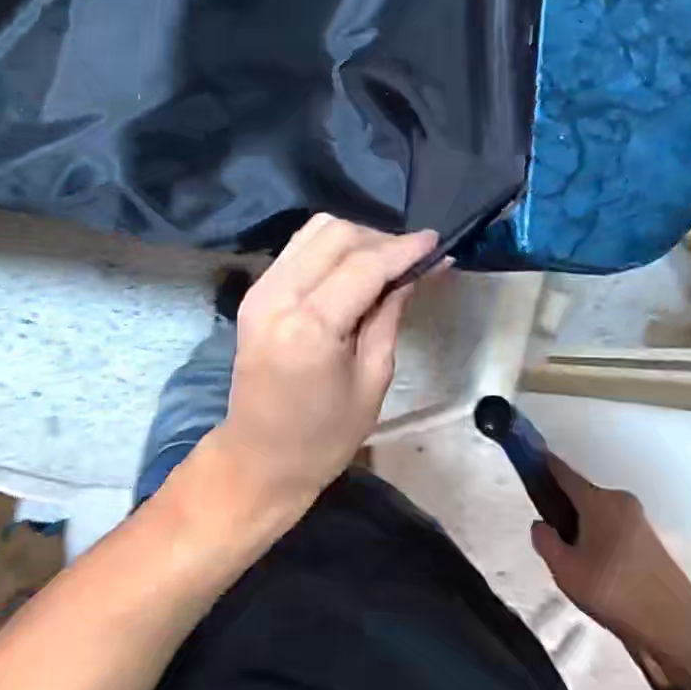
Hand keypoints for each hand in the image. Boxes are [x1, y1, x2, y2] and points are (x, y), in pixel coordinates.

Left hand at [208, 214, 437, 510]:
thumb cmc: (324, 437)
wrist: (259, 458)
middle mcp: (277, 296)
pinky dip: (330, 248)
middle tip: (412, 259)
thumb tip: (415, 270)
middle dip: (380, 239)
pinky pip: (298, 249)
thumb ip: (390, 314)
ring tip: (386, 262)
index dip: (403, 248)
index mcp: (309, 327)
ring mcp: (260, 290)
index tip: (436, 242)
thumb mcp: (373, 379)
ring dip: (355, 238)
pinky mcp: (254, 292)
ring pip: (314, 231)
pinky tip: (353, 269)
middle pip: (336, 235)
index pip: (363, 265)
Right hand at [530, 455, 690, 668]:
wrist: (677, 632)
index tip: (530, 457)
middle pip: (583, 495)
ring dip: (584, 527)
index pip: (565, 472)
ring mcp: (640, 522)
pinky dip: (602, 539)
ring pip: (599, 515)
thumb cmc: (615, 593)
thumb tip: (541, 525)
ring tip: (576, 561)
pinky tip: (599, 570)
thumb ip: (544, 541)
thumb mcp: (565, 571)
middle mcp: (622, 502)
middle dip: (564, 507)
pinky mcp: (652, 543)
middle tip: (551, 537)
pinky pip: (615, 530)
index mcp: (599, 501)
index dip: (545, 464)